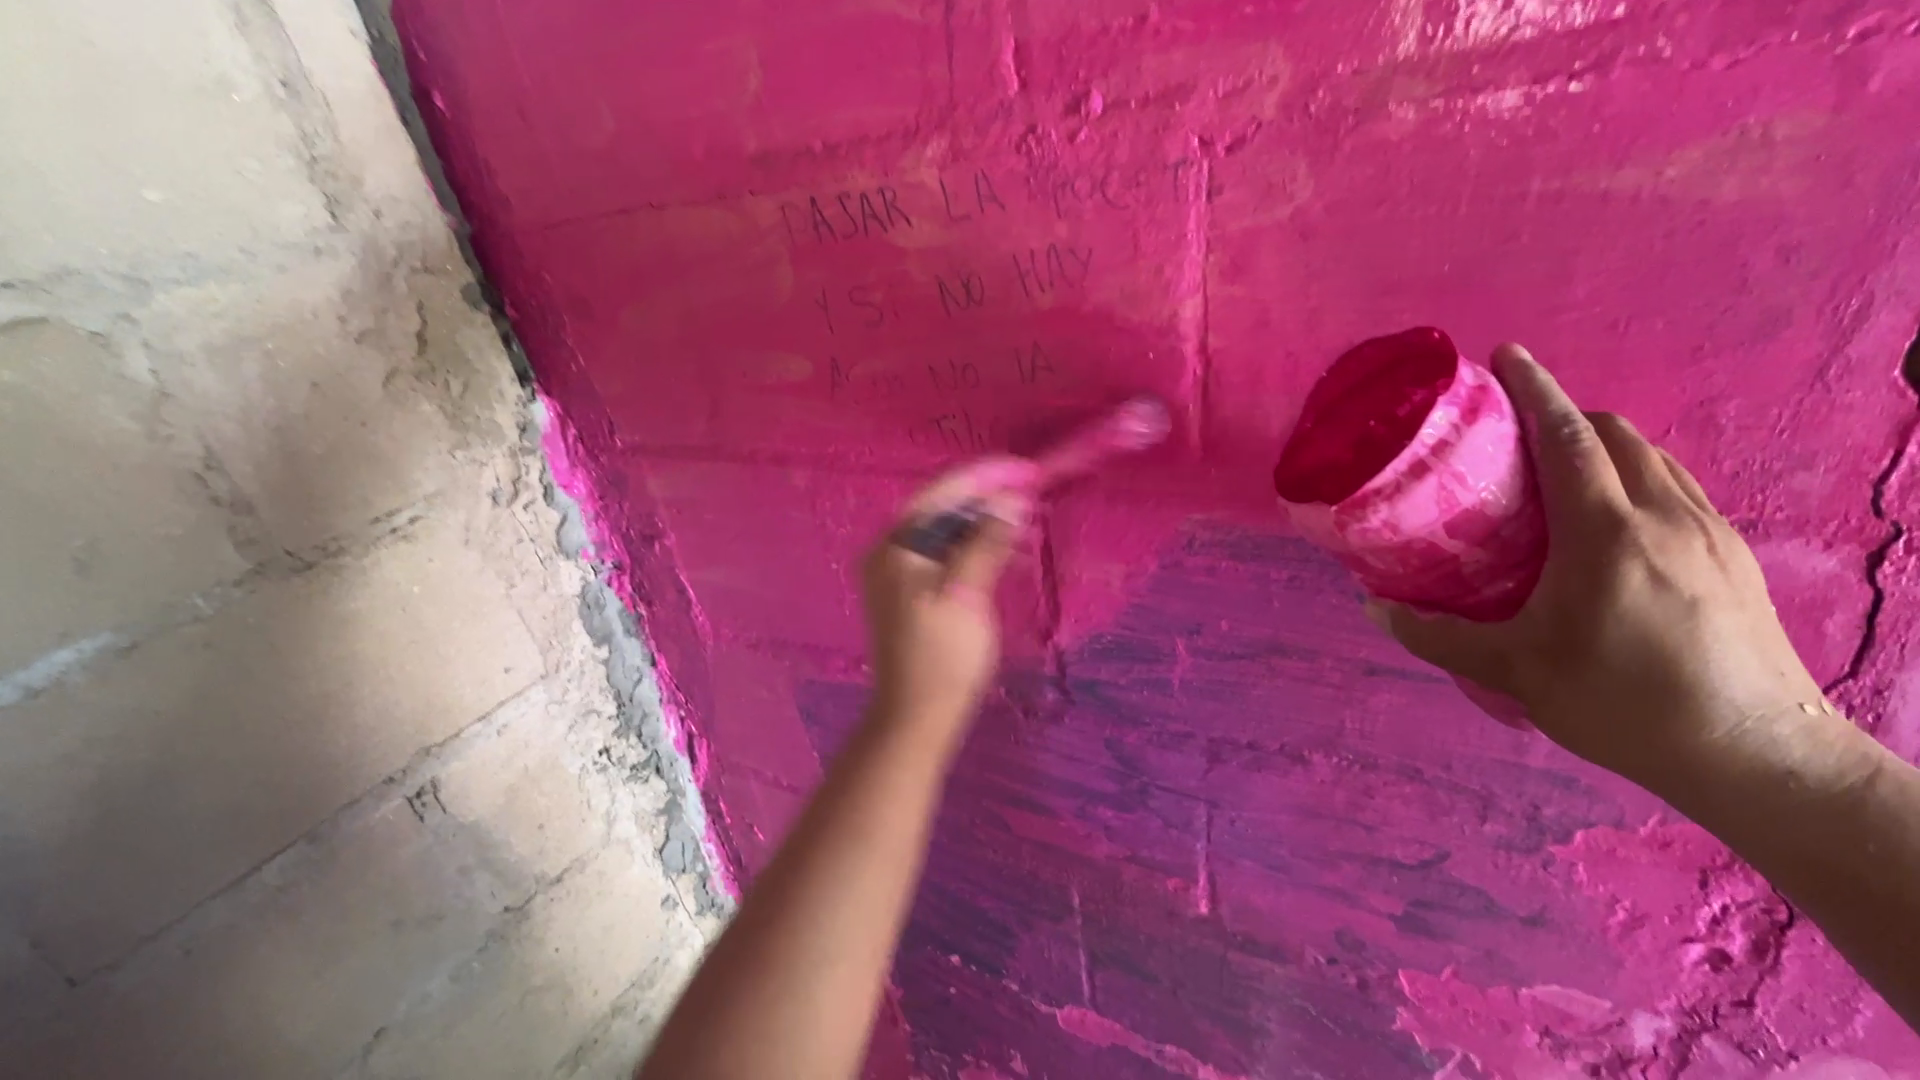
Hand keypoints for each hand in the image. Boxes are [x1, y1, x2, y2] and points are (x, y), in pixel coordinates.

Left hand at [861, 460, 1033, 739]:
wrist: (918, 716)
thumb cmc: (942, 656)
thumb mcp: (967, 593)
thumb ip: (986, 541)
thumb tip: (1010, 499)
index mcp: (897, 546)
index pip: (943, 493)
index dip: (988, 477)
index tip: (1029, 469)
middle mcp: (891, 551)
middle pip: (944, 508)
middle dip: (989, 497)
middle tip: (1033, 490)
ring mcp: (900, 573)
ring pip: (948, 531)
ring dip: (986, 522)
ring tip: (1028, 518)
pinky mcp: (914, 594)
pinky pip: (947, 555)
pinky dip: (977, 548)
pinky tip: (1008, 551)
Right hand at [1368, 344, 1829, 788]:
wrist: (1757, 755)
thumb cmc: (1624, 704)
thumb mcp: (1515, 672)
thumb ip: (1438, 637)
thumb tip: (1374, 608)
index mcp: (1606, 533)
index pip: (1568, 438)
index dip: (1535, 390)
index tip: (1506, 356)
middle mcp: (1664, 516)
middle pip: (1616, 434)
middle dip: (1566, 415)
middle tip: (1515, 431)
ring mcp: (1710, 533)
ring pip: (1653, 458)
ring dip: (1604, 445)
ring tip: (1559, 469)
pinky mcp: (1734, 557)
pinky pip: (1677, 488)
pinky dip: (1636, 476)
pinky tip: (1614, 519)